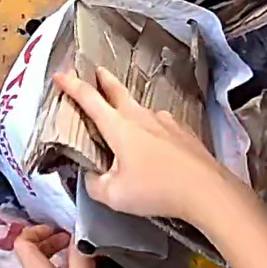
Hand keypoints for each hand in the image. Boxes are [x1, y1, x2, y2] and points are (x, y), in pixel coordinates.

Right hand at [53, 66, 247, 225]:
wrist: (206, 191)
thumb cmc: (157, 190)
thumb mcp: (114, 196)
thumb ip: (94, 184)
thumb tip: (92, 177)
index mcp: (119, 127)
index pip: (89, 99)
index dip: (71, 86)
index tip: (60, 75)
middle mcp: (140, 117)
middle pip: (117, 91)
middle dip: (104, 80)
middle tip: (97, 71)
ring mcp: (165, 122)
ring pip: (140, 109)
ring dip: (129, 108)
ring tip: (125, 117)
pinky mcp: (183, 132)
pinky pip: (161, 125)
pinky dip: (152, 128)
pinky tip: (155, 143)